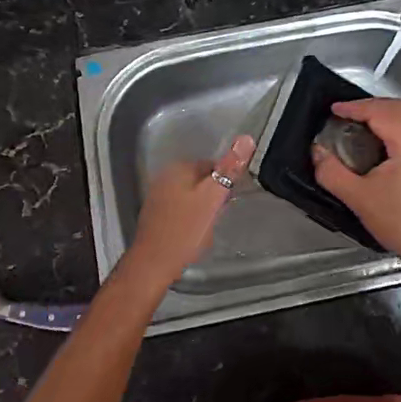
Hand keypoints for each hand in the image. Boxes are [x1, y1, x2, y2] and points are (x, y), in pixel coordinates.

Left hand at [123, 134, 253, 284]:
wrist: (154, 263)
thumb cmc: (186, 230)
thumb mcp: (212, 198)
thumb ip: (228, 169)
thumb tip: (246, 138)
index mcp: (179, 168)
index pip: (212, 165)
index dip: (224, 182)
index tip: (228, 201)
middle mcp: (165, 177)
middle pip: (201, 180)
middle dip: (213, 195)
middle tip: (217, 215)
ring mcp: (158, 196)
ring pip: (191, 195)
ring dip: (202, 207)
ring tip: (207, 225)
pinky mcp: (156, 214)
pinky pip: (180, 208)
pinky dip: (190, 217)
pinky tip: (193, 232)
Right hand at [312, 99, 400, 269]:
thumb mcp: (359, 199)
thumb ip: (332, 172)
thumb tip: (318, 153)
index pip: (380, 112)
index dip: (355, 107)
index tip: (336, 109)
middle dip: (373, 106)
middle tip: (350, 113)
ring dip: (393, 111)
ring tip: (370, 120)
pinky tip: (396, 136)